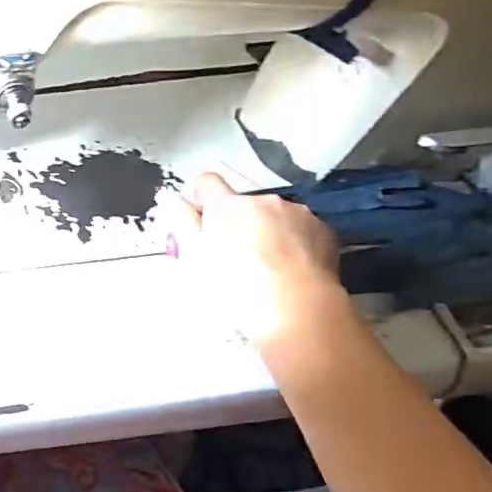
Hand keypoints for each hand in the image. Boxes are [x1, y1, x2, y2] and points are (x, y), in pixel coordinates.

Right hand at [157, 173, 345, 344]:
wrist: (296, 309)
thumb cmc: (236, 286)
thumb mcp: (195, 257)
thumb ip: (181, 221)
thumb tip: (168, 197)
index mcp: (228, 205)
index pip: (206, 182)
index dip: (199, 202)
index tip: (200, 226)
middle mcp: (264, 201)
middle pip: (241, 204)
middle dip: (234, 223)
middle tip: (229, 258)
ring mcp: (298, 214)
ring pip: (272, 216)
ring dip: (264, 233)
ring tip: (262, 269)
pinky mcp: (324, 231)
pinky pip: (298, 229)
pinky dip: (290, 243)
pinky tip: (285, 270)